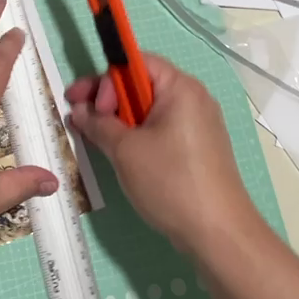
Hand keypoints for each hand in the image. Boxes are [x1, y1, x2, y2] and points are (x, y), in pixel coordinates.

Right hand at [66, 53, 257, 252]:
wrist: (220, 235)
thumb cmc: (171, 182)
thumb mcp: (125, 150)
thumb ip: (98, 124)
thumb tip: (79, 110)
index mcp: (179, 87)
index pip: (134, 62)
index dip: (105, 79)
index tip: (85, 104)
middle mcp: (193, 98)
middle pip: (141, 84)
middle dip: (107, 100)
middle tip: (81, 119)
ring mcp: (198, 124)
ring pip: (149, 109)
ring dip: (119, 120)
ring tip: (96, 139)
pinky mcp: (198, 148)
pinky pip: (161, 129)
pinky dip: (137, 135)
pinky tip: (121, 154)